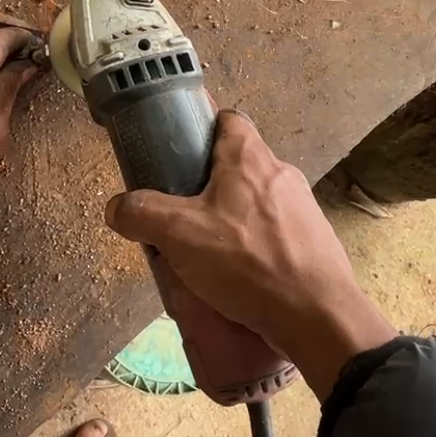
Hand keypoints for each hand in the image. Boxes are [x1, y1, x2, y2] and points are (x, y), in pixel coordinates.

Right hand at [104, 111, 396, 396]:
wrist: (318, 317)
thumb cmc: (247, 262)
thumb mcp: (178, 235)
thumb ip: (140, 213)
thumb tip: (116, 208)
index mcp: (249, 157)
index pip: (227, 119)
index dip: (201, 129)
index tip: (178, 154)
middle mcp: (281, 172)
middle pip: (238, 163)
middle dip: (209, 183)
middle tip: (182, 214)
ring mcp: (304, 207)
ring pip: (257, 200)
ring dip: (233, 217)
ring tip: (209, 252)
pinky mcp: (317, 241)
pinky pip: (277, 231)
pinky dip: (256, 244)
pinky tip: (241, 275)